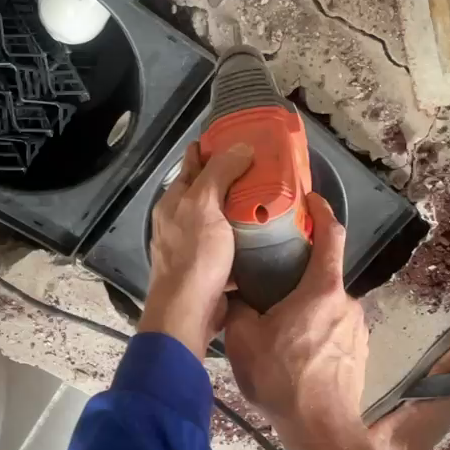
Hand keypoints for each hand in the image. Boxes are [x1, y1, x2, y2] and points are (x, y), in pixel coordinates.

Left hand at [138, 141, 255, 355]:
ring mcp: (195, 246)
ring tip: (274, 199)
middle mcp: (181, 221)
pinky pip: (232, 246)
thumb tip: (241, 146)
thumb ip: (220, 173)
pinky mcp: (210, 269)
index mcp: (175, 201)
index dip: (213, 147)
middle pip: (210, 191)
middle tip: (267, 168)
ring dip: (243, 210)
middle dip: (234, 179)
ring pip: (222, 219)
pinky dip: (247, 239)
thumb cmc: (193, 256)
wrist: (188, 313)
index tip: (240, 136)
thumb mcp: (204, 205)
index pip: (193, 163)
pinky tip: (269, 237)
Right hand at [223, 194, 375, 449]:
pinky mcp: (360, 353)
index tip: (310, 199)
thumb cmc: (282, 379)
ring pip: (327, 306)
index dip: (321, 211)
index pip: (330, 234)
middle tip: (271, 280)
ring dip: (306, 309)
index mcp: (321, 289)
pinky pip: (334, 331)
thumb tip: (235, 293)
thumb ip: (238, 308)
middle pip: (323, 274)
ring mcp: (357, 329)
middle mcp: (346, 302)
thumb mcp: (243, 339)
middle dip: (299, 274)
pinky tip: (296, 353)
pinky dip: (316, 332)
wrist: (322, 430)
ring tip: (279, 325)